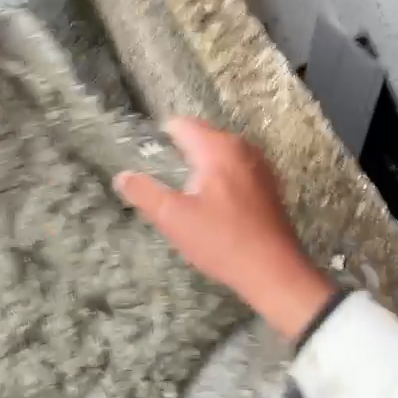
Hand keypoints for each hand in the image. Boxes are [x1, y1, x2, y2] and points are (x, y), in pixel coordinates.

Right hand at [114, 117, 338, 338]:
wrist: (275, 272)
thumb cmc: (221, 241)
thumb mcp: (173, 218)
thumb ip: (144, 192)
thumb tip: (122, 176)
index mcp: (217, 148)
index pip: (181, 124)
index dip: (160, 138)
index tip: (147, 160)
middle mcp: (241, 147)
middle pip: (201, 136)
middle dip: (180, 154)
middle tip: (163, 182)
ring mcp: (259, 165)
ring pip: (219, 153)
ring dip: (201, 167)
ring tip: (185, 195)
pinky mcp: (269, 184)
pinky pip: (235, 168)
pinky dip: (220, 178)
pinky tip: (213, 206)